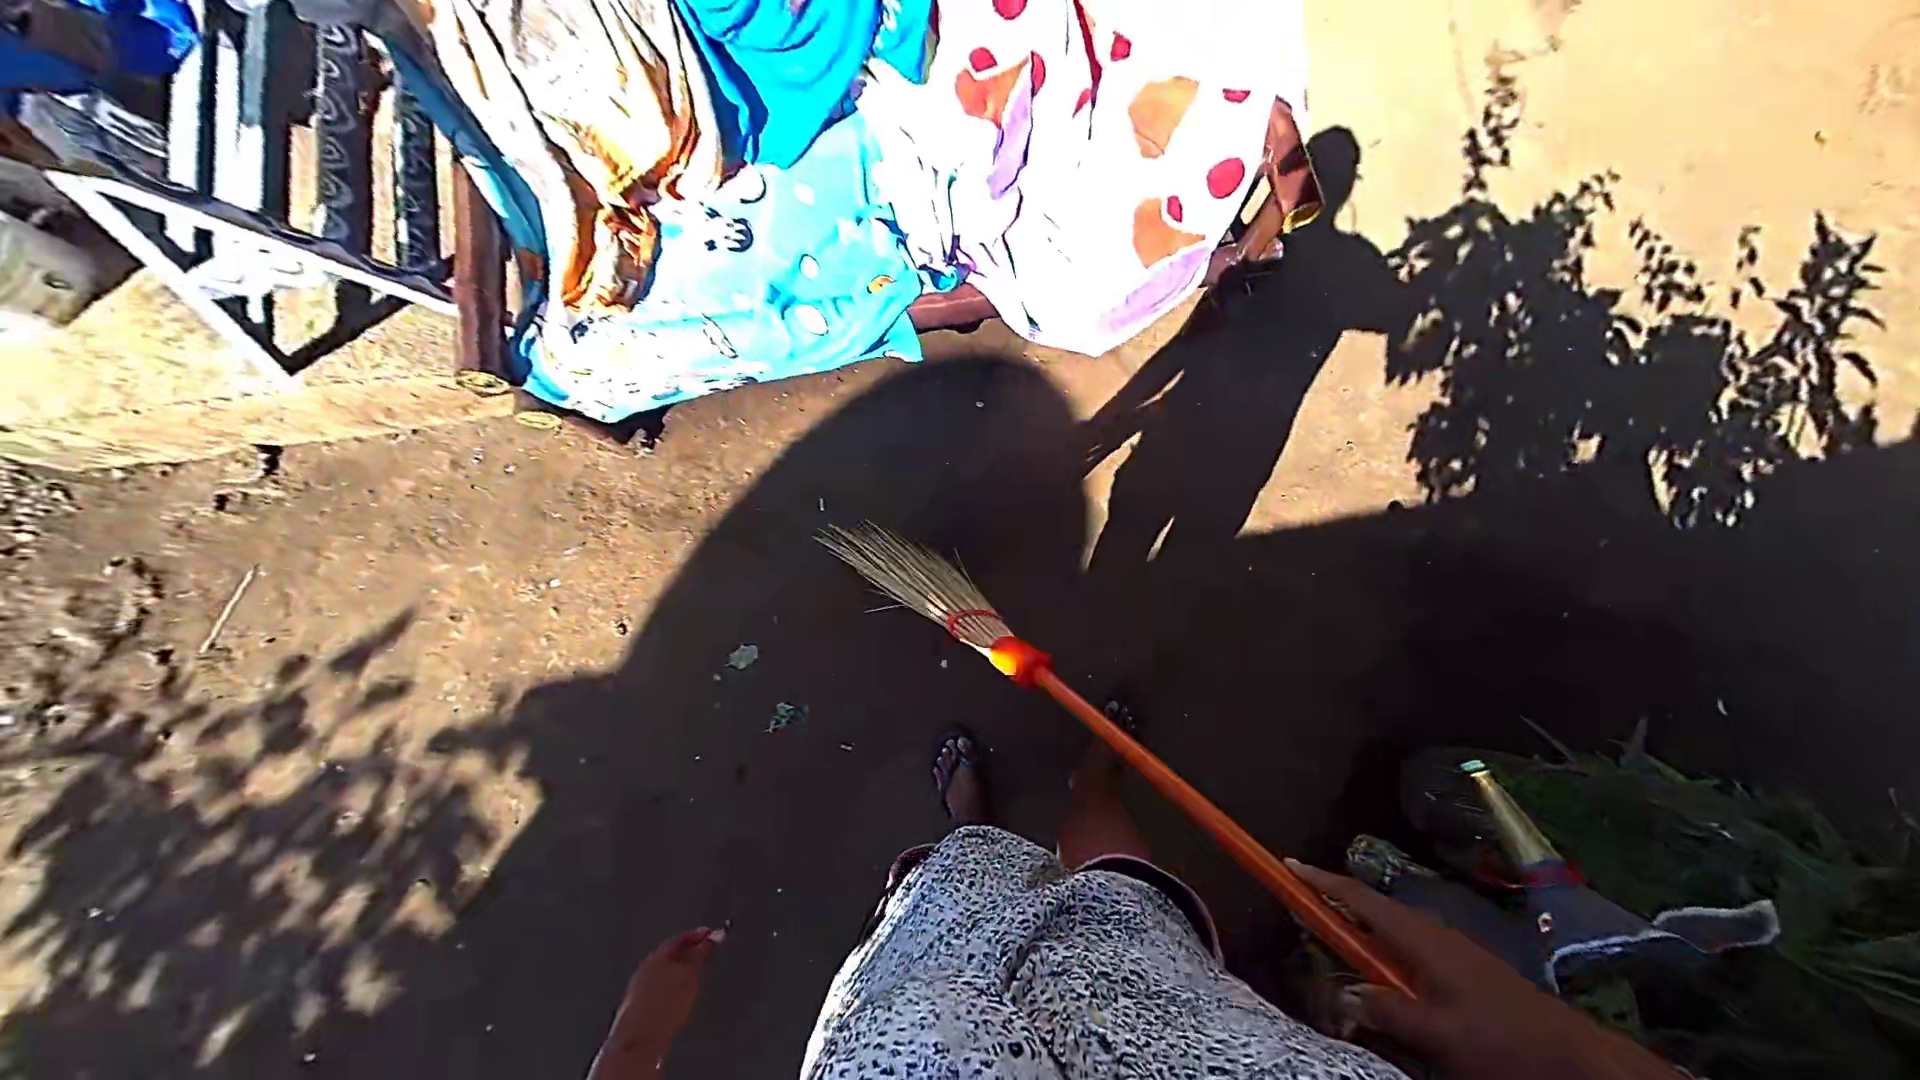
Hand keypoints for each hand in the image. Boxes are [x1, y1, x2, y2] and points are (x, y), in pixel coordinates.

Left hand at [586, 926, 724, 1079]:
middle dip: (690, 954)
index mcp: (656, 955)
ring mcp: (638, 989)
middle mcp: (644, 969)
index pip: (682, 937)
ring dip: (681, 972)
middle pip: (672, 955)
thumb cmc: (663, 1006)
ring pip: (665, 973)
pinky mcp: (637, 1009)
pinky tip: (679, 999)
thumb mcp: (692, 973)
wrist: (639, 1043)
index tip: (713, 936)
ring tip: (696, 979)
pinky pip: (658, 990)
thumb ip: (704, 951)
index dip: (699, 935)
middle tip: (707, 956)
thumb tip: (715, 936)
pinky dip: (671, 989)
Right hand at [1288, 862, 1680, 1079]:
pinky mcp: (1465, 968)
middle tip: (1303, 908)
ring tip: (1339, 946)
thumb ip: (1384, 1011)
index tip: (1286, 865)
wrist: (1584, 1063)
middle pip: (1370, 907)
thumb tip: (1341, 996)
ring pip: (1391, 930)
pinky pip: (1409, 948)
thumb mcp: (1438, 1036)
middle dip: (1334, 902)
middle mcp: (1430, 931)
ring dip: (1360, 930)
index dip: (1318, 879)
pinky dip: (1384, 951)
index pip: (1356, 896)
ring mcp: (1450, 948)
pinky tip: (1388, 980)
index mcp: (1417, 935)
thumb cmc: (1504, 1041)